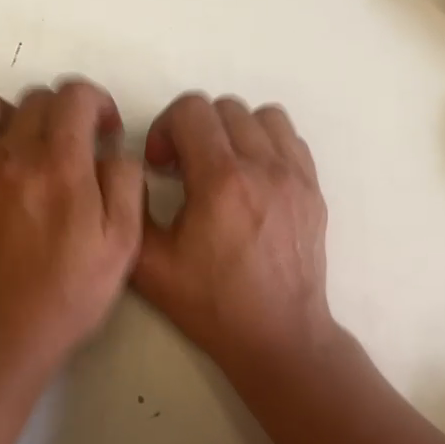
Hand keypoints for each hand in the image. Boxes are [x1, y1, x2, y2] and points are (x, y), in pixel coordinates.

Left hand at [0, 79, 144, 364]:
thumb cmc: (67, 294)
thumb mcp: (123, 244)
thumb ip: (125, 181)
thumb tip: (110, 147)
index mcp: (61, 165)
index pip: (75, 95)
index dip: (96, 104)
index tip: (101, 131)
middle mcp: (11, 153)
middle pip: (35, 99)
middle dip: (60, 116)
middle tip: (66, 151)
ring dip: (10, 119)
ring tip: (18, 151)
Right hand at [133, 94, 335, 367]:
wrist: (277, 335)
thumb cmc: (210, 303)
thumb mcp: (149, 264)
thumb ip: (131, 209)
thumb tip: (131, 174)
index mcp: (221, 181)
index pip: (191, 110)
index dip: (165, 129)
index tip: (161, 167)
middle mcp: (264, 167)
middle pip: (224, 108)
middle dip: (195, 130)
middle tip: (184, 171)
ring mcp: (295, 176)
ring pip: (262, 116)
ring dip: (233, 132)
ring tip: (220, 168)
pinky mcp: (313, 190)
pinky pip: (289, 139)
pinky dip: (265, 145)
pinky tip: (250, 180)